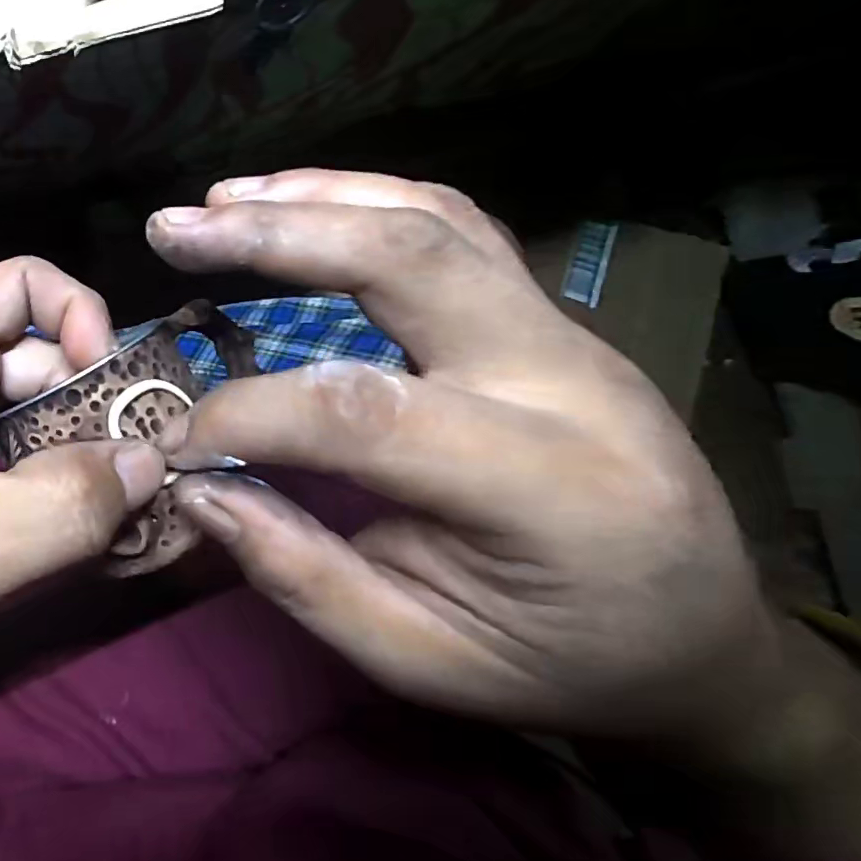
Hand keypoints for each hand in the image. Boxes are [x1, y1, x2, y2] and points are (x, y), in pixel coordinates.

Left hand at [0, 258, 166, 686]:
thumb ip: (73, 501)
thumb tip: (154, 460)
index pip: (27, 285)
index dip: (84, 320)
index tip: (113, 395)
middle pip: (42, 357)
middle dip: (95, 411)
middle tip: (142, 480)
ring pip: (33, 415)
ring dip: (80, 460)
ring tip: (122, 517)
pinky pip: (13, 459)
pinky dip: (51, 488)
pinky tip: (80, 535)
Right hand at [145, 170, 781, 743]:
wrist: (691, 639)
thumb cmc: (548, 660)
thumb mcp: (411, 655)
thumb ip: (294, 571)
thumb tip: (193, 487)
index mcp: (546, 486)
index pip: (357, 411)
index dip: (241, 415)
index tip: (173, 443)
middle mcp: (567, 380)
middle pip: (410, 260)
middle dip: (270, 237)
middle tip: (169, 232)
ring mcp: (562, 333)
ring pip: (432, 220)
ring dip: (310, 199)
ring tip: (214, 203)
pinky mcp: (539, 319)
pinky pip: (449, 227)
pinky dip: (356, 201)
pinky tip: (288, 204)